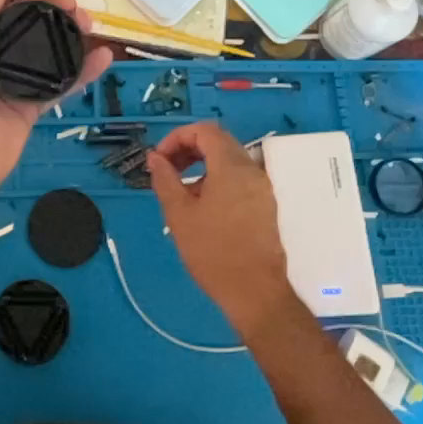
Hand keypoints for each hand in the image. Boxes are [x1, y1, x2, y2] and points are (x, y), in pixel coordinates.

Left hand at [0, 0, 110, 200]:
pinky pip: (61, 83)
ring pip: (47, 51)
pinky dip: (83, 70)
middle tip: (77, 8)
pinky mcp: (32, 106)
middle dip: (53, 11)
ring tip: (91, 26)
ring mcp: (13, 81)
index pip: (0, 3)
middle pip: (27, 25)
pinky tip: (104, 57)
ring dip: (70, 35)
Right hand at [149, 122, 294, 334]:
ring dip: (203, 165)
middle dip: (189, 149)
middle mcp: (252, 170)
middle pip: (219, 143)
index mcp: (232, 167)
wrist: (255, 292)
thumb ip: (165, 179)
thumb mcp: (179, 214)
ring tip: (182, 191)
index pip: (205, 131)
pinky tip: (203, 205)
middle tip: (167, 169)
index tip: (160, 158)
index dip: (178, 137)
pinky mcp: (266, 205)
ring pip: (230, 161)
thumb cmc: (213, 252)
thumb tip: (156, 158)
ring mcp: (263, 188)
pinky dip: (218, 179)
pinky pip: (240, 179)